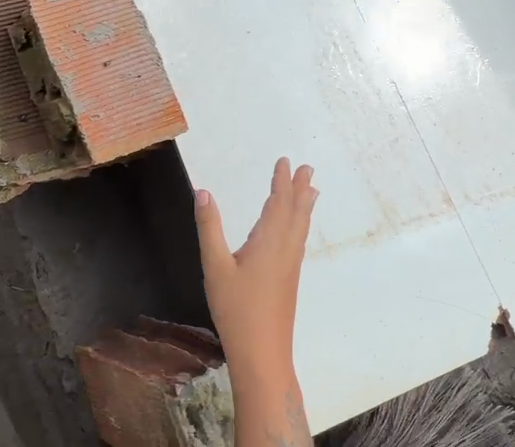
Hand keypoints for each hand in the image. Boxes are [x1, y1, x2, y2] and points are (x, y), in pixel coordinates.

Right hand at [194, 157, 317, 373]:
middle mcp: (284, 251)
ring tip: (311, 190)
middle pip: (295, 214)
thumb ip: (209, 227)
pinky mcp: (288, 279)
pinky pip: (298, 240)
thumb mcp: (214, 265)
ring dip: (303, 206)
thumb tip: (203, 192)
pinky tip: (295, 229)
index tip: (285, 162)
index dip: (281, 182)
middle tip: (307, 168)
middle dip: (299, 190)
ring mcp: (289, 267)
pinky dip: (299, 224)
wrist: (262, 352)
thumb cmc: (236, 307)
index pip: (278, 205)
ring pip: (299, 229)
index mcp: (268, 243)